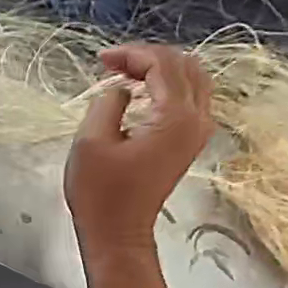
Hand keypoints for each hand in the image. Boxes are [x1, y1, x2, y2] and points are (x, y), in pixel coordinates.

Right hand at [64, 44, 215, 253]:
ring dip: (161, 69)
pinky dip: (169, 86)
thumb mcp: (90, 142)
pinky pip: (191, 99)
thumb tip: (120, 90)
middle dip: (148, 57)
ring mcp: (197, 133)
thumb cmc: (100, 194)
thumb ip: (107, 102)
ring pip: (193, 79)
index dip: (131, 54)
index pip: (162, 64)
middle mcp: (195, 121)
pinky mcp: (190, 144)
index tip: (102, 59)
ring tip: (128, 74)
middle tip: (114, 64)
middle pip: (184, 65)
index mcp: (173, 118)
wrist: (117, 233)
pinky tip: (143, 93)